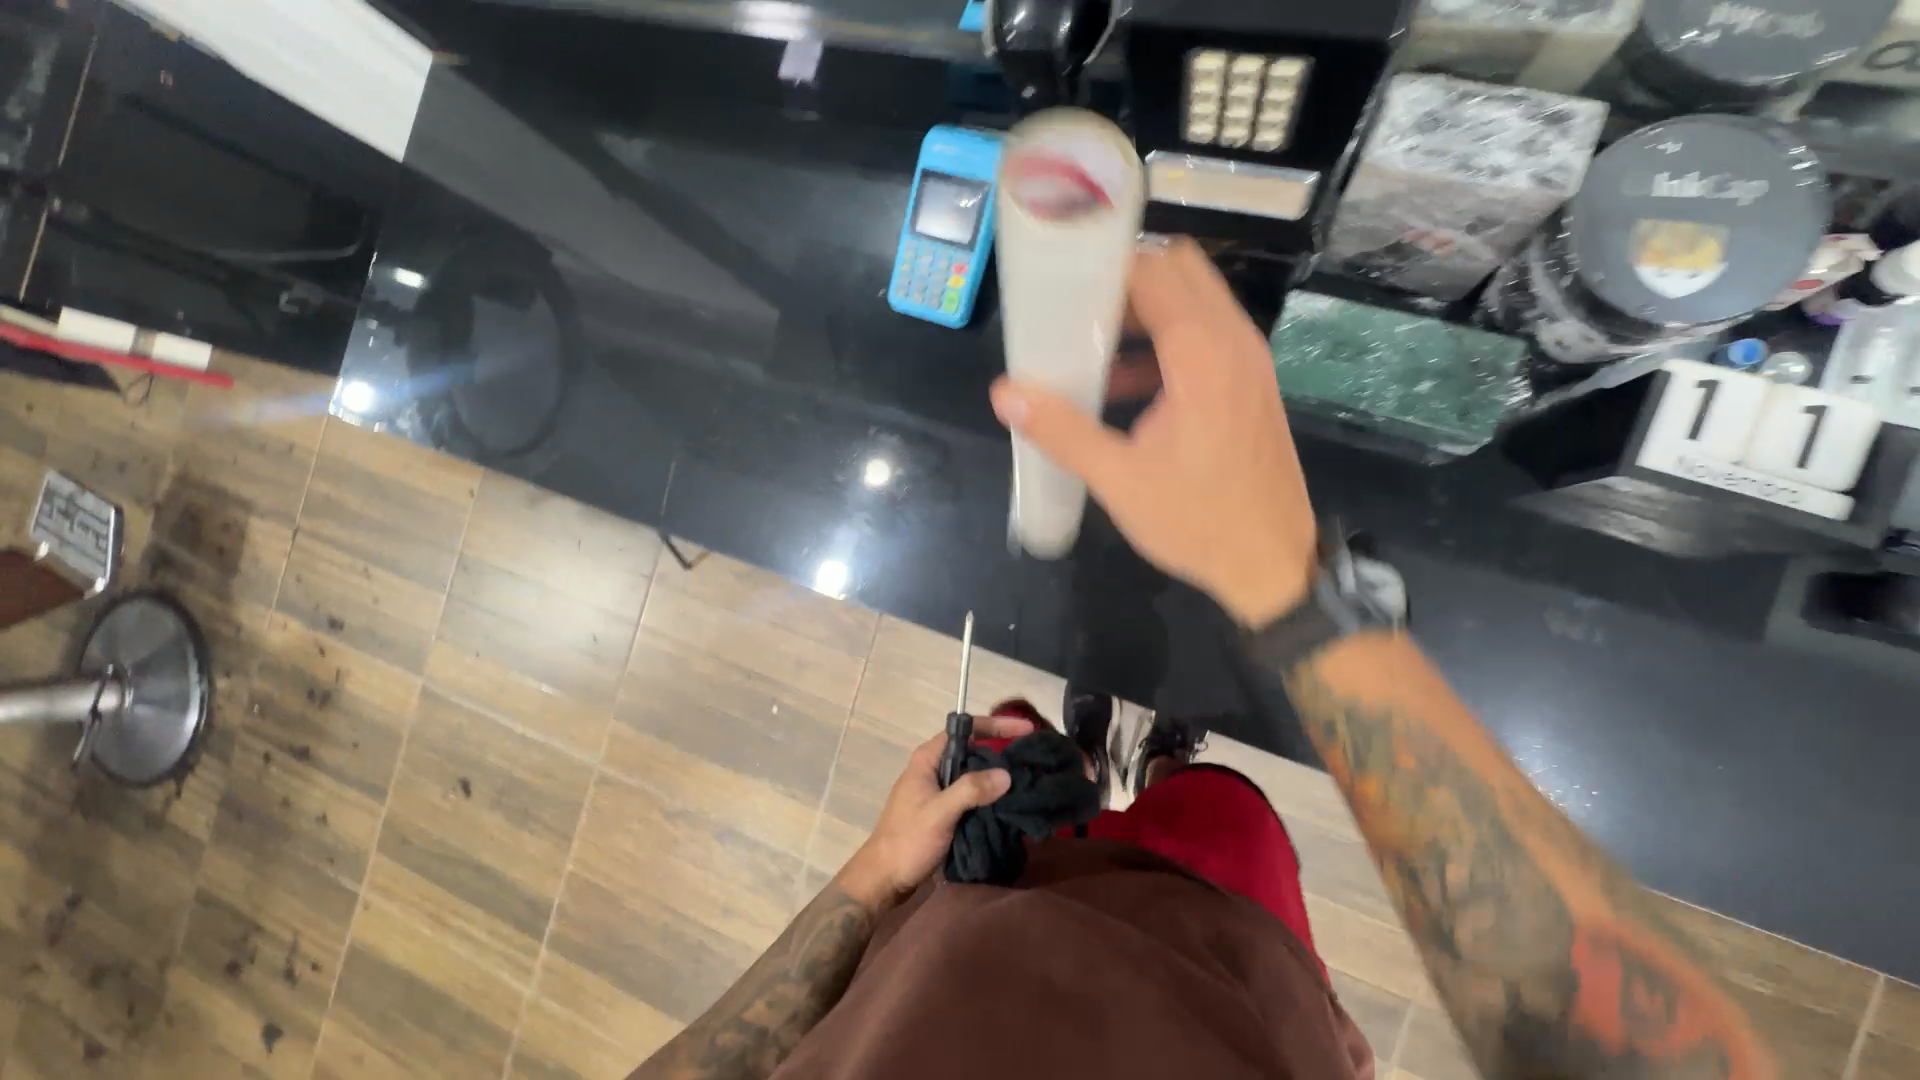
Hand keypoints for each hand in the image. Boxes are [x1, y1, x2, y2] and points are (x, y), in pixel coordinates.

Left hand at [834, 712, 1036, 912]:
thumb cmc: (907, 840)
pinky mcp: (945, 812)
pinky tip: (1012, 802)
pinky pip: (973, 795)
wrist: (885, 879)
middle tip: (1033, 756)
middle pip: (972, 750)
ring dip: (998, 775)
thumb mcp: (940, 813)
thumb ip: (970, 790)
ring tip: (1030, 777)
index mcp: (928, 759)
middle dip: (1002, 750)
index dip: (995, 726)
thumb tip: (1006, 774)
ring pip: (974, 774)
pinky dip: (991, 795)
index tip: (1026, 730)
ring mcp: (939, 791)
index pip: (965, 729)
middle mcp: (934, 769)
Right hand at [990, 237, 1317, 626]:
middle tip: (1077, 313)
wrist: (1272, 564)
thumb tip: (1004, 393)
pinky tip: (1123, 392)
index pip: (1155, 272)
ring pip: (1193, 304)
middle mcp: (1233, 343)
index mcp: (1204, 355)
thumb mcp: (1119, 479)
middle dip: (1125, 283)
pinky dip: (1163, 346)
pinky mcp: (1248, 386)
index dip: (1106, 269)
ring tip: (1090, 351)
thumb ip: (1062, 430)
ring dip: (1143, 316)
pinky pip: (1203, 340)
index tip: (1062, 287)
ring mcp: (1247, 363)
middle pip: (1179, 272)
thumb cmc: (1198, 521)